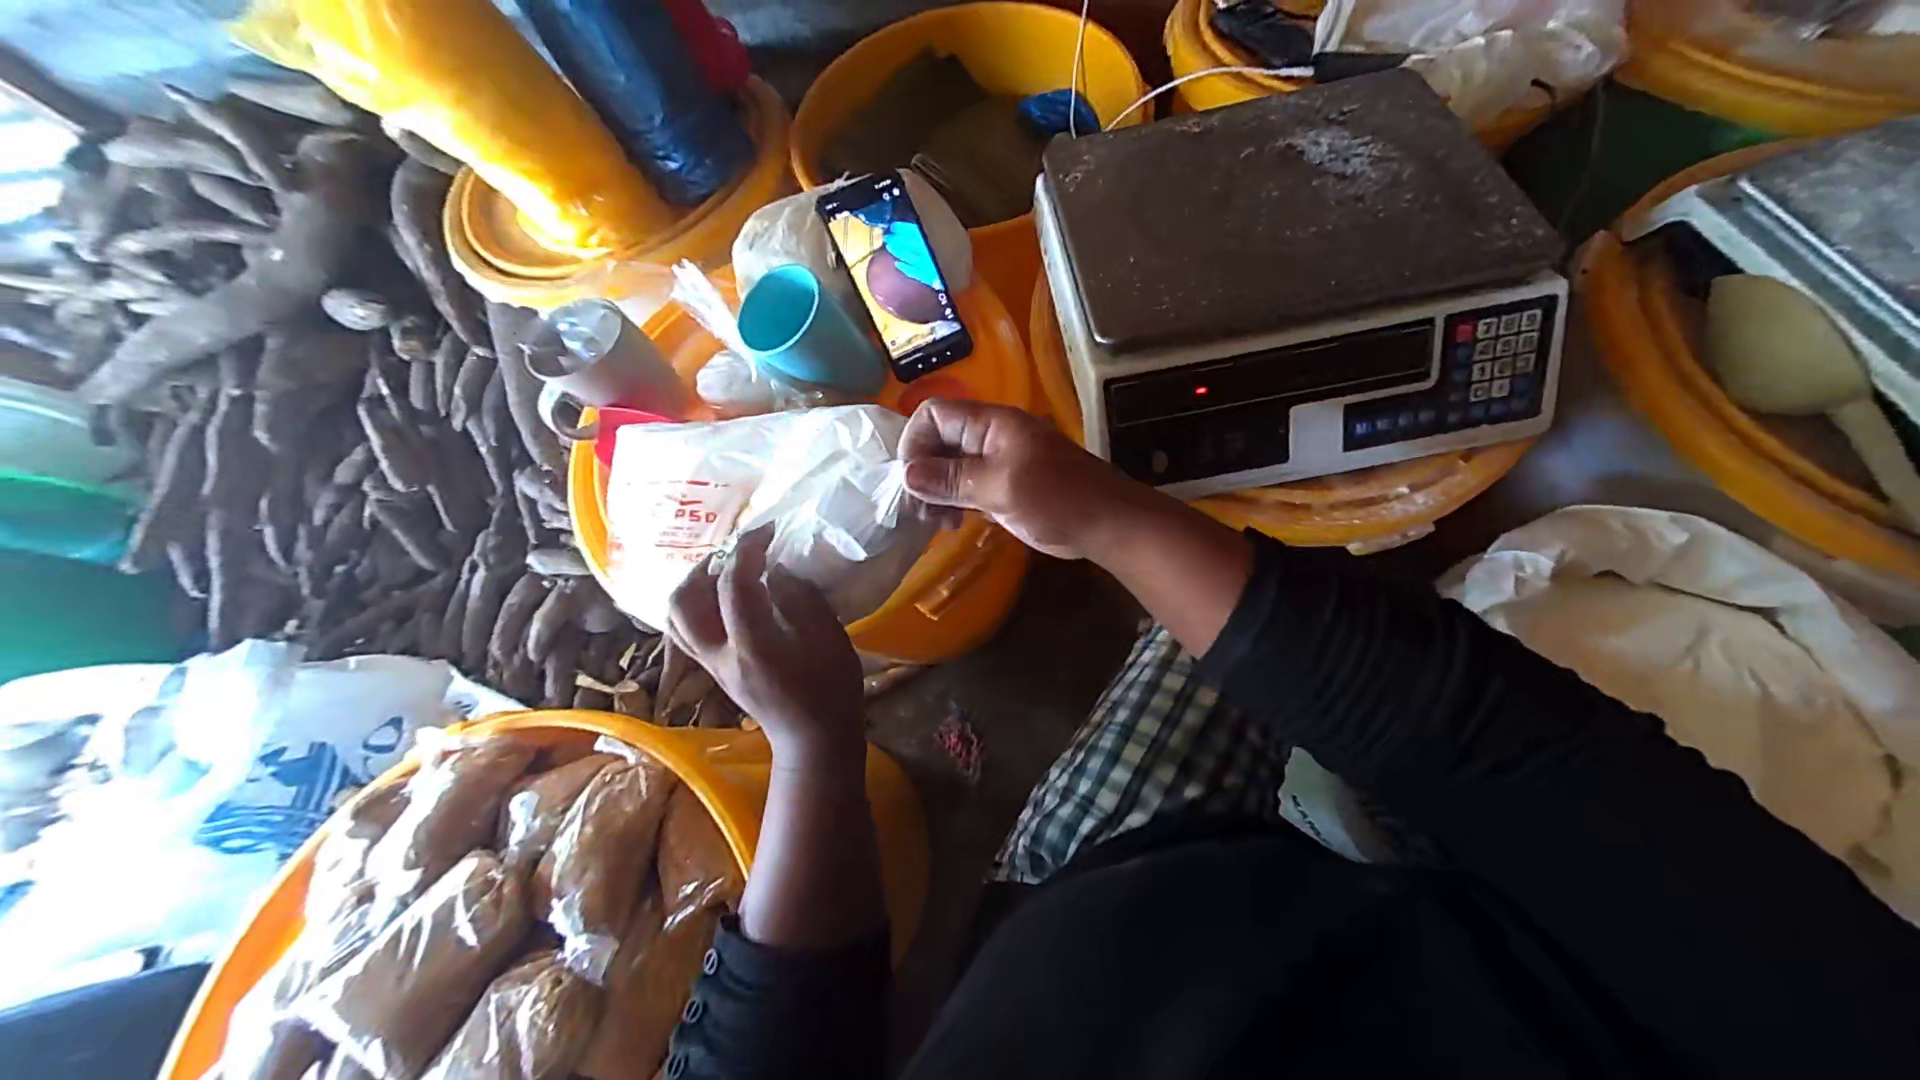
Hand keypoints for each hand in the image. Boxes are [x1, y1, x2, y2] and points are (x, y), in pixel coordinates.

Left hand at [666, 524, 864, 764]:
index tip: (767, 531)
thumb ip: (802, 600)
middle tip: (737, 552)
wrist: (813, 738)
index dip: (747, 551)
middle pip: (684, 602)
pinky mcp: (712, 671)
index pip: (733, 587)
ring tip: (725, 570)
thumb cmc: (831, 689)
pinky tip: (720, 596)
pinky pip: (685, 631)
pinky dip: (695, 605)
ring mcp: (711, 666)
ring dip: (694, 585)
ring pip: (676, 618)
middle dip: (705, 566)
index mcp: (754, 648)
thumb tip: (777, 570)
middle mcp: (721, 656)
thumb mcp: (830, 640)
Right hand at [899, 399, 1138, 559]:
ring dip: (935, 492)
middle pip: (938, 441)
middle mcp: (989, 438)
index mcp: (990, 424)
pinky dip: (953, 502)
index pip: (934, 414)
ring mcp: (996, 463)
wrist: (1106, 524)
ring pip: (949, 467)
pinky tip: (953, 523)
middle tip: (922, 511)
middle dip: (922, 473)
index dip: (915, 442)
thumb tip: (906, 475)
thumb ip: (952, 479)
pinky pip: (965, 486)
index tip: (911, 479)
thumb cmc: (1058, 499)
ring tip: (939, 522)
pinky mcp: (1002, 487)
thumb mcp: (1001, 487)